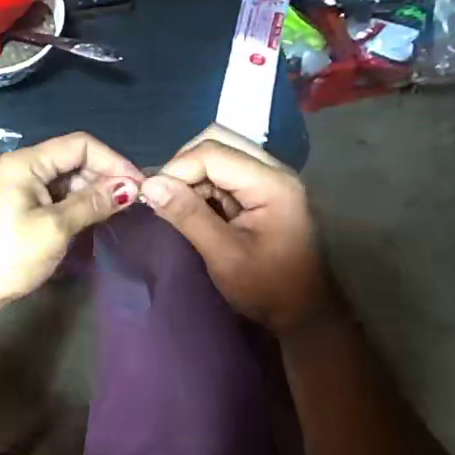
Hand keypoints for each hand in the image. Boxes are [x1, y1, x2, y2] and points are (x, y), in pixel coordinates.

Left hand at [0, 132, 142, 315]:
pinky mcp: (21, 206)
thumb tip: (130, 187)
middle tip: (133, 201)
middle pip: (74, 159)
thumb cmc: (9, 256)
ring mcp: (20, 187)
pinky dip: (77, 203)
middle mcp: (23, 167)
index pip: (80, 145)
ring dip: (93, 191)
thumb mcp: (56, 228)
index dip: (113, 160)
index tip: (138, 185)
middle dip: (104, 176)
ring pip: (67, 178)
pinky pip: (56, 195)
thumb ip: (93, 203)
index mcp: (26, 163)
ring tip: (118, 211)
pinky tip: (94, 217)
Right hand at [140, 126, 329, 332]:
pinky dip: (204, 184)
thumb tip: (148, 186)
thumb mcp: (224, 256)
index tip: (151, 196)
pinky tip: (192, 208)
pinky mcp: (262, 191)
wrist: (305, 314)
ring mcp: (270, 179)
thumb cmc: (268, 289)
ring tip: (175, 204)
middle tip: (163, 196)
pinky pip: (226, 171)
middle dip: (184, 164)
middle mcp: (274, 171)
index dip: (177, 168)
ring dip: (193, 174)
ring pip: (221, 153)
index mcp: (272, 183)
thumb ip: (188, 216)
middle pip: (219, 140)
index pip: (214, 152)